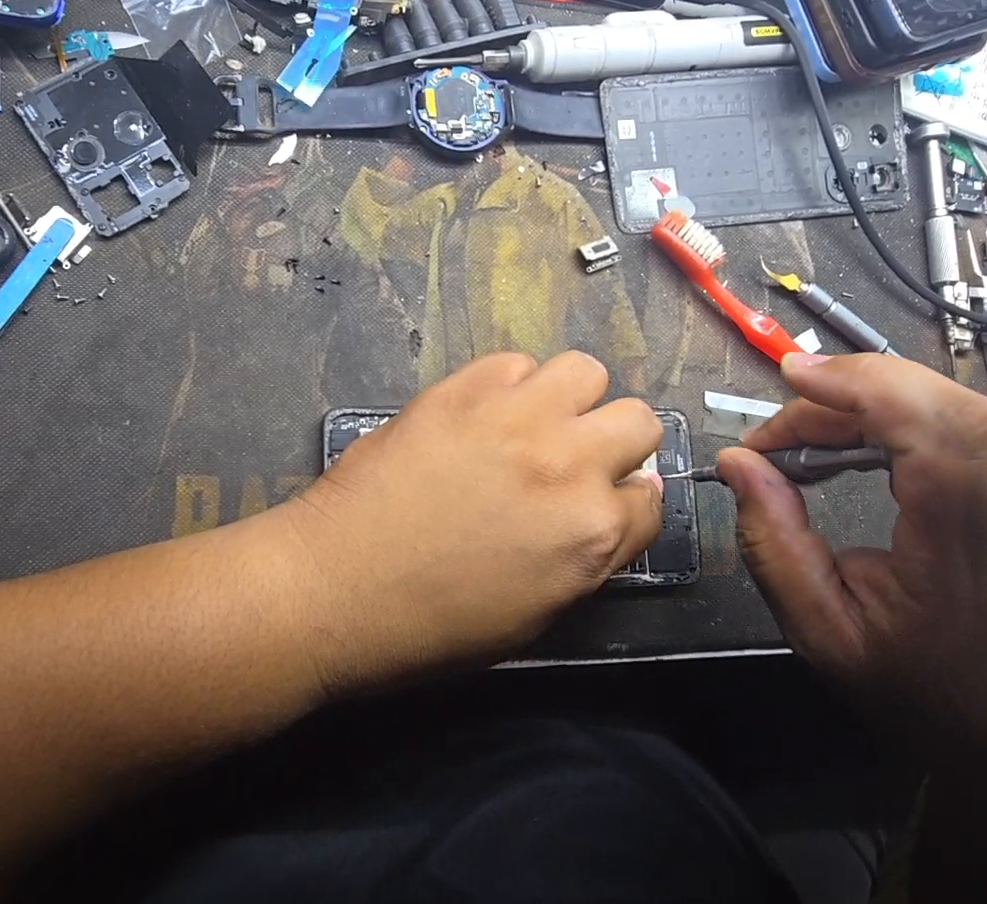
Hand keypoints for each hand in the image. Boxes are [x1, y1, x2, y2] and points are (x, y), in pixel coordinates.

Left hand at [281, 352, 664, 695]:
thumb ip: (591, 554)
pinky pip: (514, 363)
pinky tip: (482, 415)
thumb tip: (623, 500)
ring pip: (585, 371)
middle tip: (571, 459)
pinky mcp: (461, 389)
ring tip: (533, 424)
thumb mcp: (536, 613)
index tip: (600, 502)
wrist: (336, 586)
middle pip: (638, 420)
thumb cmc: (433, 624)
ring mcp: (513, 417)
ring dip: (570, 400)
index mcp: (591, 532)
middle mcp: (566, 463)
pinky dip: (510, 385)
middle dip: (615, 442)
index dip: (625, 501)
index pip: (650, 498)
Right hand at [717, 354, 986, 770]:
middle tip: (775, 440)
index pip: (941, 429)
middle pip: (939, 405)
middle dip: (842, 396)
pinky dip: (897, 430)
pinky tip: (859, 462)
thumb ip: (774, 545)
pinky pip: (962, 435)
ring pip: (948, 412)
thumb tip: (737, 463)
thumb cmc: (940, 703)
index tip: (791, 376)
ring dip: (865, 412)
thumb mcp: (828, 637)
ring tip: (805, 451)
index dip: (867, 384)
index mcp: (975, 550)